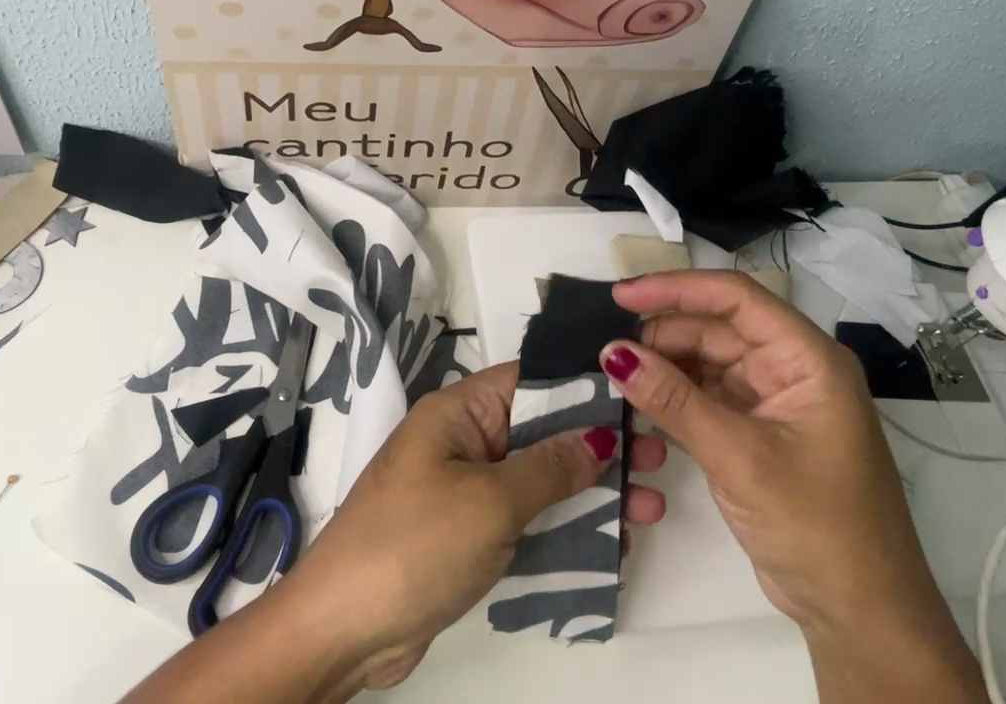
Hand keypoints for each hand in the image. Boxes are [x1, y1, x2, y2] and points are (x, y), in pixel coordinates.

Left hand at [282, 361, 668, 695]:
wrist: (346, 626)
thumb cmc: (417, 543)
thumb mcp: (491, 499)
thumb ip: (550, 467)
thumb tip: (599, 438)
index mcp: (457, 413)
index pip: (528, 380)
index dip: (582, 384)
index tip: (640, 393)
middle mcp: (461, 442)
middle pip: (540, 430)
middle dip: (599, 444)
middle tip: (659, 458)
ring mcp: (463, 490)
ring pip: (538, 477)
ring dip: (592, 490)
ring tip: (652, 506)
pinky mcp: (467, 534)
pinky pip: (525, 517)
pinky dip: (565, 524)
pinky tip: (614, 539)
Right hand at [607, 271, 968, 661]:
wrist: (859, 612)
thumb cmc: (815, 525)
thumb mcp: (739, 457)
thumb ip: (673, 401)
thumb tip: (612, 353)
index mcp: (809, 360)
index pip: (737, 300)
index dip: (677, 289)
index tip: (620, 296)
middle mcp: (793, 370)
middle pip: (718, 328)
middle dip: (663, 332)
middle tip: (605, 347)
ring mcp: (774, 402)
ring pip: (708, 362)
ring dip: (664, 364)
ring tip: (613, 370)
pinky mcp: (756, 433)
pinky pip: (707, 396)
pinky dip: (673, 395)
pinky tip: (637, 398)